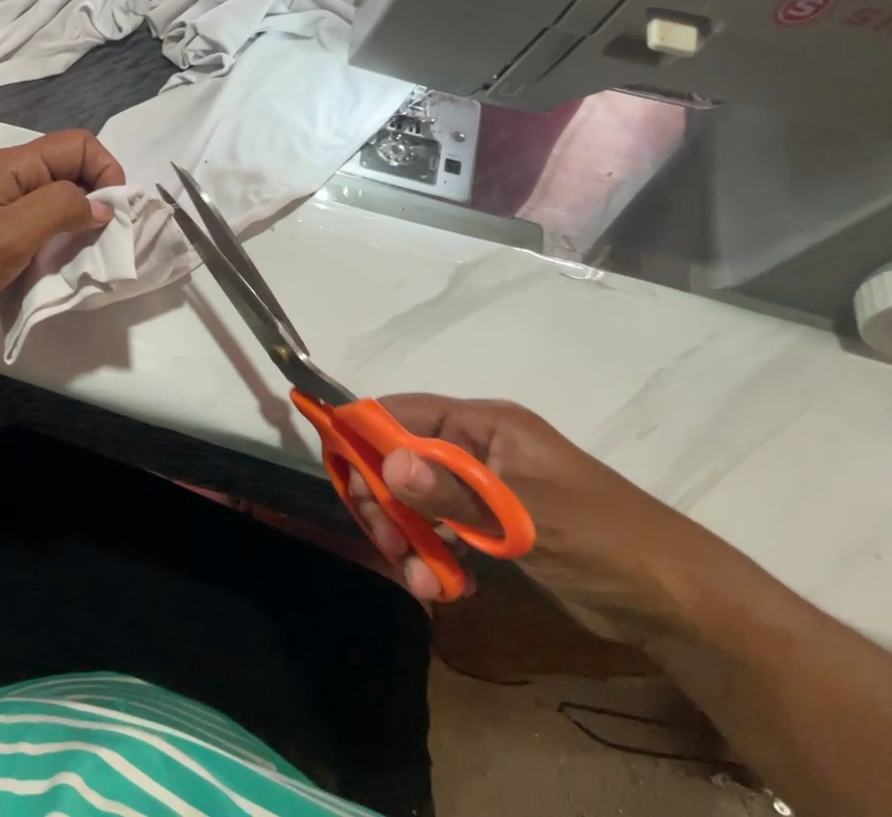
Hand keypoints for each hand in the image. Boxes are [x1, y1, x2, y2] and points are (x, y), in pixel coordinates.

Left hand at [0, 131, 125, 337]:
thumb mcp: (14, 231)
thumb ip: (61, 208)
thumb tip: (102, 206)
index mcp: (15, 165)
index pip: (79, 144)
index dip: (105, 171)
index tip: (113, 214)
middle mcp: (12, 177)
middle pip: (72, 170)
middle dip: (97, 198)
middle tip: (103, 238)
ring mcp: (4, 205)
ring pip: (59, 199)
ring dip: (79, 222)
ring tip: (84, 253)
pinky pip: (42, 225)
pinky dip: (59, 239)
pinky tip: (59, 263)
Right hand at [352, 395, 716, 642]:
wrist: (679, 605)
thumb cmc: (606, 541)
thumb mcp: (526, 516)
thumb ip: (452, 491)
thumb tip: (386, 464)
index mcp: (484, 426)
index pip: (399, 413)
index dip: (361, 437)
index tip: (339, 477)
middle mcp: (475, 449)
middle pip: (396, 460)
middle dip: (383, 501)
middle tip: (386, 540)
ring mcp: (482, 488)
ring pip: (412, 499)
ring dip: (405, 538)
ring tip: (419, 579)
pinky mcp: (489, 525)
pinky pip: (436, 529)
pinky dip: (429, 556)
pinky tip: (441, 586)